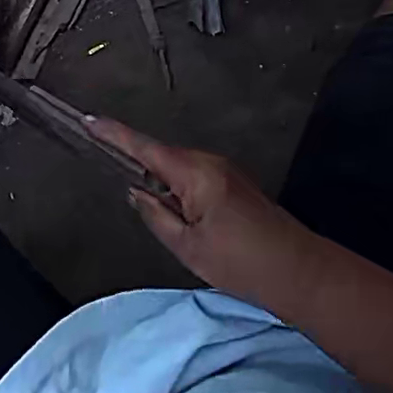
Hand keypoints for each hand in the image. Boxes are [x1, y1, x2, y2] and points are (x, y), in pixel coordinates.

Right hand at [88, 117, 318, 304]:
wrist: (303, 273)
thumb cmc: (242, 263)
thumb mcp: (188, 247)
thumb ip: (155, 214)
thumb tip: (136, 192)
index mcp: (192, 172)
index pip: (143, 147)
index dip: (113, 133)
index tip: (89, 119)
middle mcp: (207, 160)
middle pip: (161, 157)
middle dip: (144, 173)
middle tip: (142, 203)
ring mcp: (223, 168)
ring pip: (178, 168)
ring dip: (166, 186)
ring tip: (177, 225)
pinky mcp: (232, 180)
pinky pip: (194, 176)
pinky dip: (181, 190)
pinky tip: (191, 220)